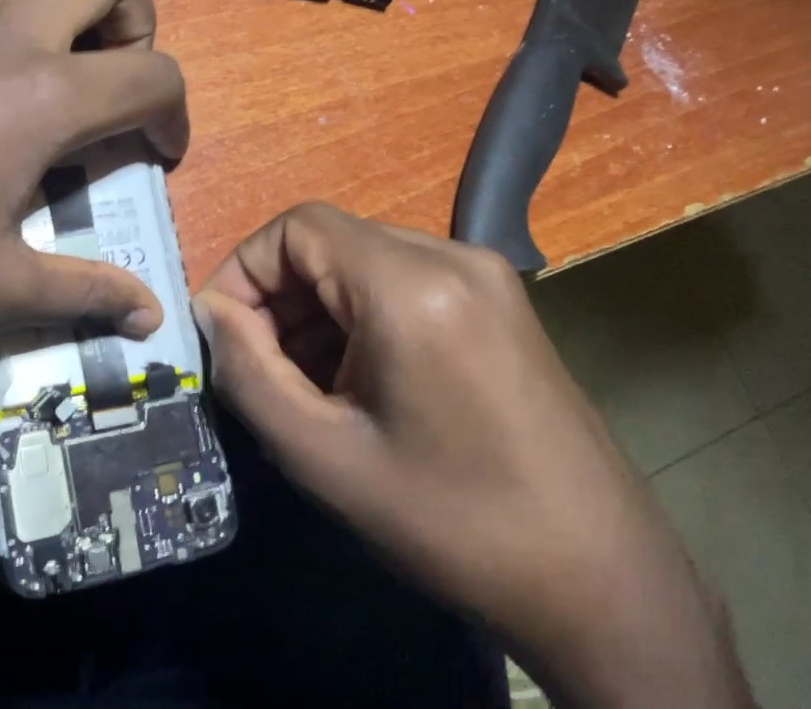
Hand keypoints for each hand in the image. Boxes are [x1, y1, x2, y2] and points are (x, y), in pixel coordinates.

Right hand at [195, 205, 751, 707]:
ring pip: (363, 264)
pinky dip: (359, 321)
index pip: (296, 228)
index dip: (242, 271)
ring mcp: (487, 282)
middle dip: (277, 299)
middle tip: (259, 372)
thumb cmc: (450, 521)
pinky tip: (357, 387)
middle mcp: (454, 259)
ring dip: (316, 313)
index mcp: (411, 286)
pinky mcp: (502, 310)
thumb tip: (210, 314)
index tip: (222, 337)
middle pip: (329, 243)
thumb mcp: (320, 454)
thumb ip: (246, 371)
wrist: (600, 582)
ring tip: (305, 388)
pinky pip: (403, 287)